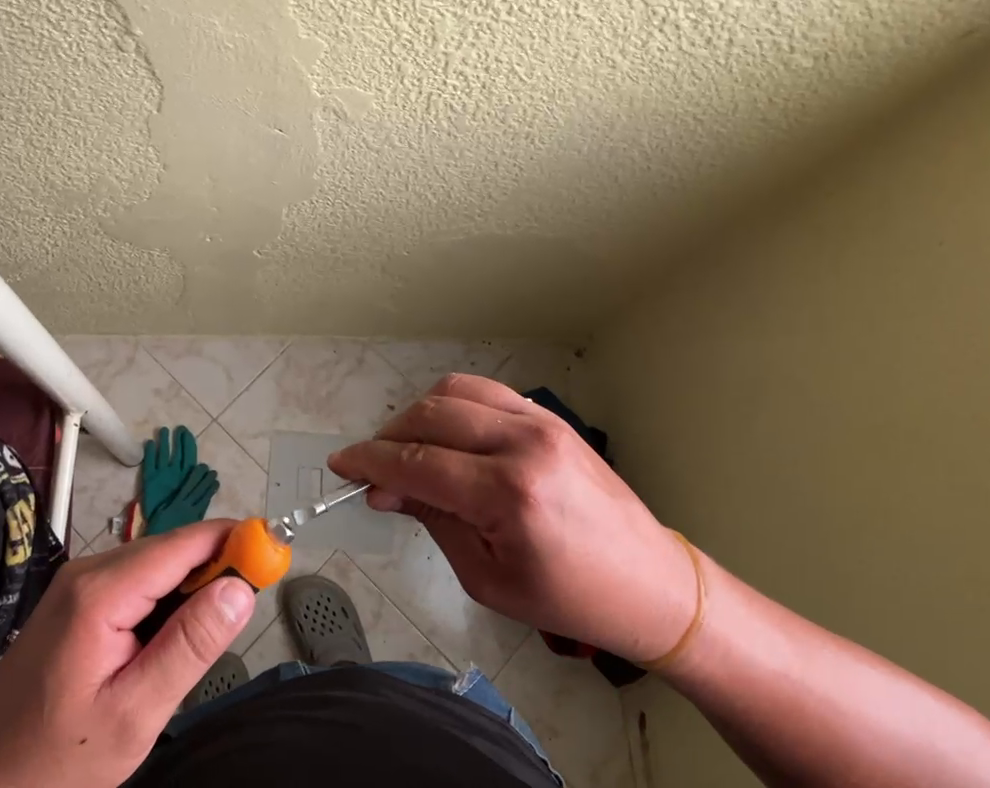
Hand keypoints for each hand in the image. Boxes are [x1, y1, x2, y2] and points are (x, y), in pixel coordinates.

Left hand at [0, 520, 255, 787]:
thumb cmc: (59, 759)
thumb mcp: (136, 711)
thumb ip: (190, 645)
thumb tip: (241, 588)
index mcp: (100, 591)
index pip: (183, 542)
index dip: (233, 541)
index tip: (275, 553)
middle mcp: (87, 572)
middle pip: (170, 550)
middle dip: (212, 570)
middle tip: (239, 618)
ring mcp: (76, 584)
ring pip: (153, 567)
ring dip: (187, 591)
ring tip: (197, 645)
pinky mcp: (73, 602)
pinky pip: (133, 585)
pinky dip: (161, 604)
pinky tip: (161, 648)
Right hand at [328, 374, 696, 662]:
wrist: (649, 585)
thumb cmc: (566, 599)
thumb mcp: (485, 576)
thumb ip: (430, 518)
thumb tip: (382, 488)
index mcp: (508, 493)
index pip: (416, 461)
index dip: (369, 461)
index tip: (340, 465)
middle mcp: (523, 443)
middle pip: (429, 416)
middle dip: (388, 439)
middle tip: (373, 471)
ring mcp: (542, 422)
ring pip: (454, 391)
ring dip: (418, 414)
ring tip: (407, 450)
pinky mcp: (551, 418)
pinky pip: (485, 393)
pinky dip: (452, 406)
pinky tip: (445, 436)